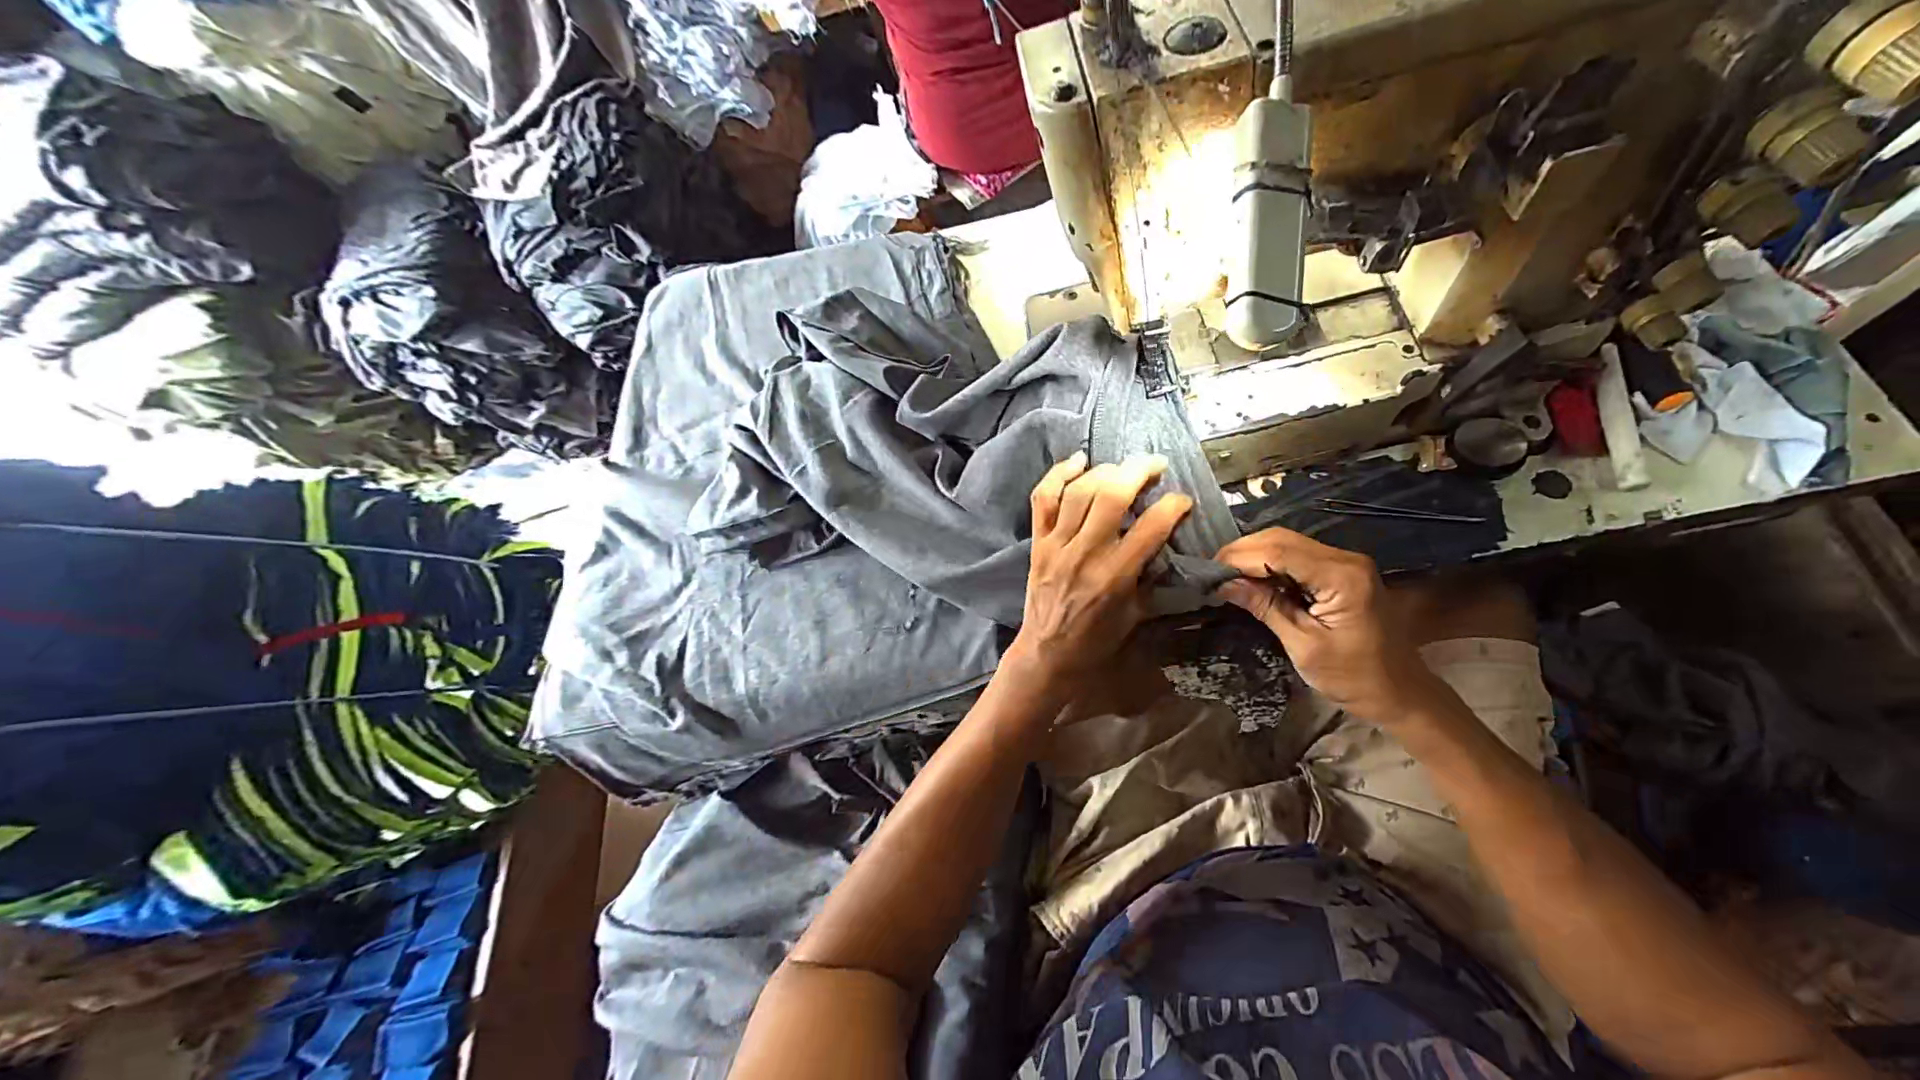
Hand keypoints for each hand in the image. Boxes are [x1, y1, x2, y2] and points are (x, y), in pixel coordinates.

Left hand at [1000, 452, 1193, 700]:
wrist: (1047, 653)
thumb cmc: (1096, 639)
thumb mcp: (1136, 614)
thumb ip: (1154, 579)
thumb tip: (1173, 545)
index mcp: (1115, 576)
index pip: (1151, 527)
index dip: (1173, 505)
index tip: (1182, 499)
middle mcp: (1085, 554)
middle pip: (1112, 495)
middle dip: (1139, 470)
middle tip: (1156, 463)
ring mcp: (1057, 545)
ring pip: (1079, 491)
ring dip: (1105, 470)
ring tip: (1123, 466)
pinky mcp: (1037, 542)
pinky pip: (1043, 499)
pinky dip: (1058, 474)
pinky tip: (1078, 461)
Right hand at [1214, 528, 1444, 725]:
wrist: (1400, 692)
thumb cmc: (1354, 677)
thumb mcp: (1303, 646)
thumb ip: (1265, 607)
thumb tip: (1223, 584)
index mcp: (1342, 578)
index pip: (1278, 552)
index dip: (1239, 558)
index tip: (1208, 574)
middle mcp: (1345, 559)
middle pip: (1281, 539)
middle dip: (1241, 553)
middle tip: (1211, 574)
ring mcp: (1345, 563)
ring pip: (1286, 543)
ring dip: (1252, 556)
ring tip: (1224, 576)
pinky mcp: (1340, 571)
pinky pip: (1296, 556)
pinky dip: (1268, 563)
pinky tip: (1250, 579)